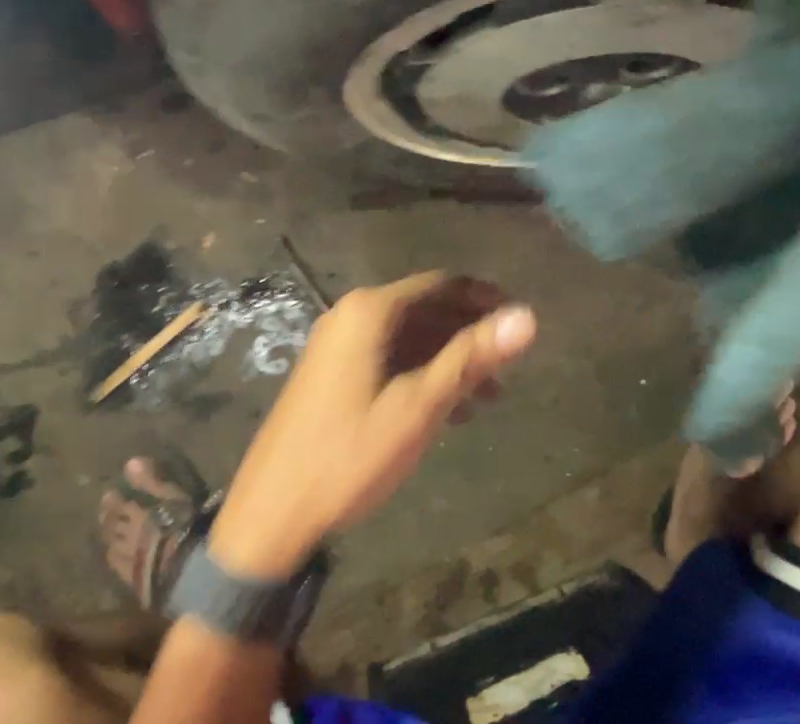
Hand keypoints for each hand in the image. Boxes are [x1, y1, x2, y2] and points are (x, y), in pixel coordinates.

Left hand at [206, 272, 536, 577]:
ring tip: (488, 398)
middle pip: (426, 309)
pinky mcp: (332, 374)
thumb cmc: (349, 456)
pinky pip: (389, 359)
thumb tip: (528, 317)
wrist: (271, 513)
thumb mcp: (418, 408)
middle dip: (470, 334)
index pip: (441, 284)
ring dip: (450, 360)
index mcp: (370, 312)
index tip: (519, 323)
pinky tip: (448, 411)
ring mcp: (338, 346)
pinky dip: (423, 375)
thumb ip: (471, 358)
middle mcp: (351, 317)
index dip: (484, 299)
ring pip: (409, 338)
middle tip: (509, 367)